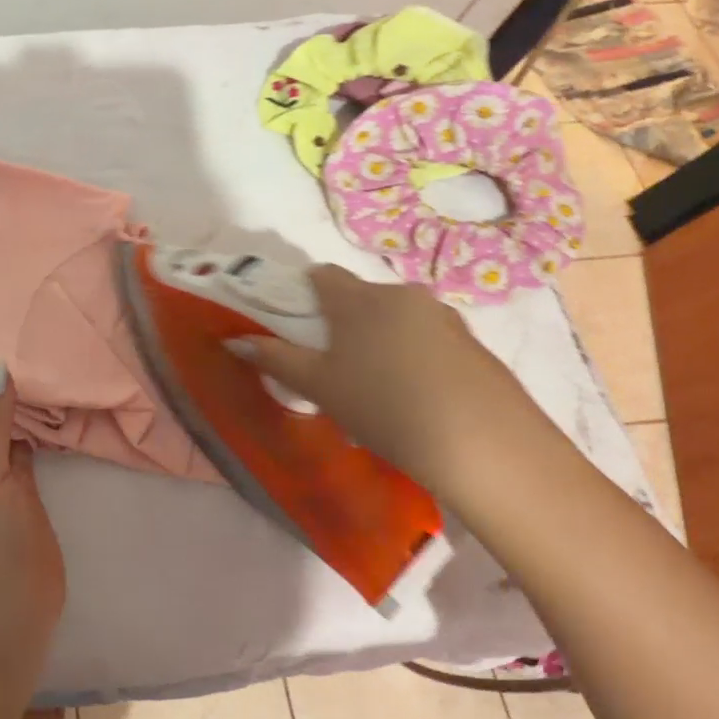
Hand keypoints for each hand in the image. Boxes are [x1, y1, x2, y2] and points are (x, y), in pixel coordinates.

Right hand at [229, 265, 557, 495]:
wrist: (482, 443)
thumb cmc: (382, 406)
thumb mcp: (319, 386)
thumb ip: (275, 359)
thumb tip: (236, 340)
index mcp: (359, 298)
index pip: (321, 275)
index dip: (303, 295)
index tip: (297, 327)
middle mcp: (402, 295)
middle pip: (361, 297)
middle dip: (344, 322)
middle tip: (333, 366)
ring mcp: (444, 317)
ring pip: (396, 319)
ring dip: (380, 340)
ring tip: (375, 388)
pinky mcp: (474, 343)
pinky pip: (427, 339)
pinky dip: (412, 357)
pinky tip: (413, 399)